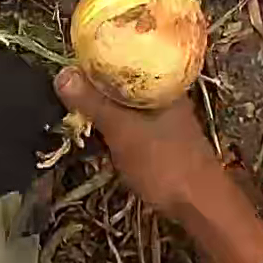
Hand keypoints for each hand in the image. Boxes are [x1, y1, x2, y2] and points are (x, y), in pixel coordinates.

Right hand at [52, 66, 224, 217]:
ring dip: (104, 109)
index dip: (96, 59)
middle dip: (96, 87)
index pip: (125, 56)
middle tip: (68, 94)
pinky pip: (131, 121)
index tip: (70, 66)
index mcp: (161, 81)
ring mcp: (165, 115)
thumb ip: (92, 102)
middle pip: (123, 80)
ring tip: (78, 113)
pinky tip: (99, 135)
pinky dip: (114, 125)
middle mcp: (164, 93)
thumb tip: (61, 73)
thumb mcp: (121, 129)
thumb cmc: (163, 161)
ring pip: (125, 103)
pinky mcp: (161, 136)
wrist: (200, 206)